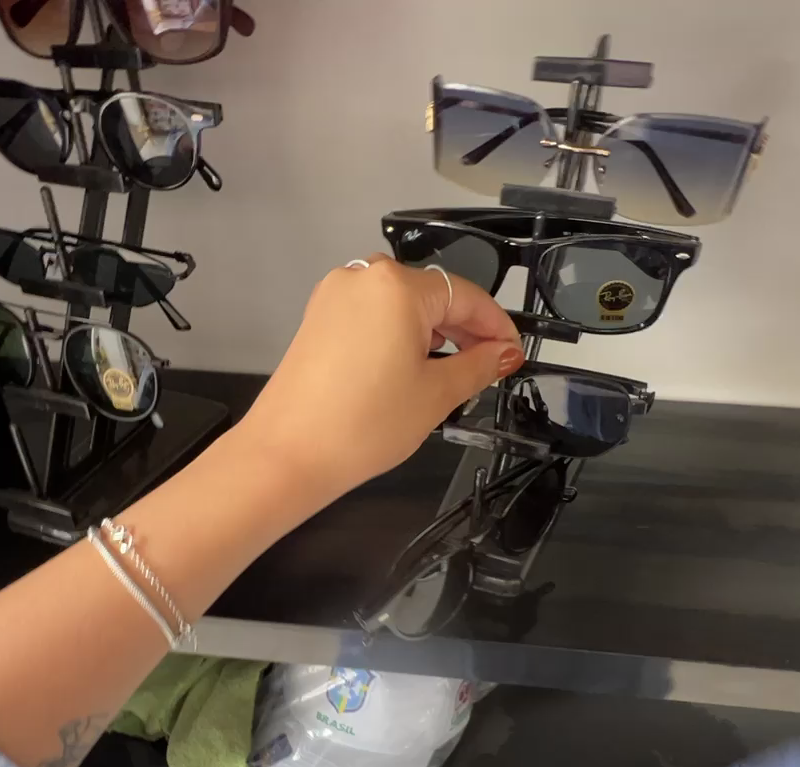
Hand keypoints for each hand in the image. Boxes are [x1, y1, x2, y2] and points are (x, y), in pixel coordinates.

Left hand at [232, 255, 523, 501]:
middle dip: (463, 331)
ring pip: (401, 306)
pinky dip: (397, 338)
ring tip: (447, 376)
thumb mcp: (436, 395)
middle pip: (432, 296)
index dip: (496, 326)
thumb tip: (502, 354)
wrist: (288, 454)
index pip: (466, 296)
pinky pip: (372, 317)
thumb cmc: (357, 426)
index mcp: (396, 287)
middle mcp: (362, 279)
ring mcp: (334, 298)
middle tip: (486, 367)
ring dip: (430, 334)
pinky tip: (408, 371)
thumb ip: (478, 366)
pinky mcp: (318, 320)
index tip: (511, 351)